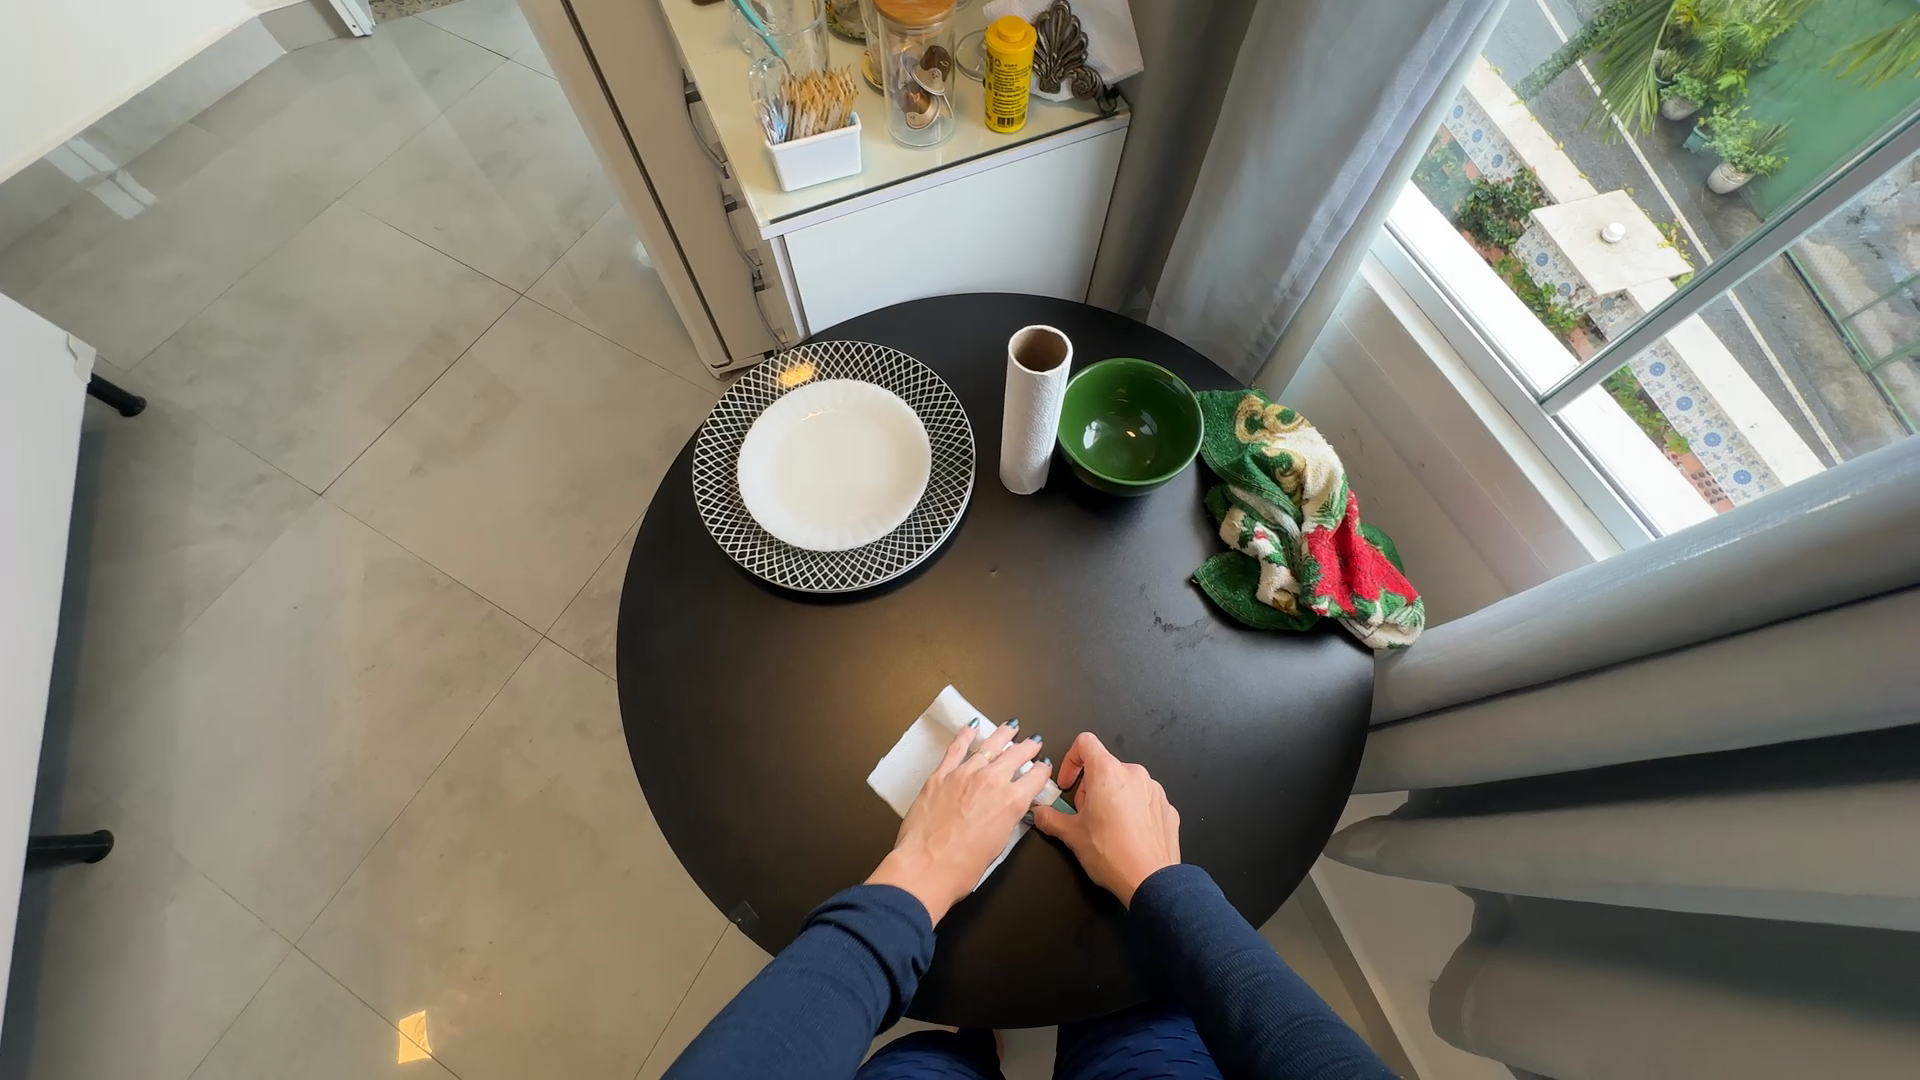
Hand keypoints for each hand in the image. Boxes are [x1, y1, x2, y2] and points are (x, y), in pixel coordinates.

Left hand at [867, 719, 1052, 924]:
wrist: (927, 867)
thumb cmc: (963, 867)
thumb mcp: (999, 845)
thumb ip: (1007, 819)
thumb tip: (1008, 809)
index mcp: (1011, 802)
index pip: (1035, 778)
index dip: (1042, 771)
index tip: (1043, 766)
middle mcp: (991, 781)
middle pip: (1015, 755)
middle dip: (1027, 747)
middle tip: (1033, 742)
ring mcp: (965, 774)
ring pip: (989, 746)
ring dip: (1002, 735)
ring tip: (1010, 726)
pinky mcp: (941, 774)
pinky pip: (956, 748)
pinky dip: (965, 735)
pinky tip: (972, 726)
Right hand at [1030, 733, 1179, 906]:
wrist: (1152, 882)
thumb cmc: (1113, 855)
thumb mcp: (1072, 835)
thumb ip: (1049, 818)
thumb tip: (1038, 813)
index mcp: (1107, 772)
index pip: (1085, 742)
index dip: (1071, 759)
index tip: (1068, 783)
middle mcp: (1133, 774)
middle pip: (1104, 767)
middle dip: (1090, 787)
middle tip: (1084, 815)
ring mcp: (1154, 790)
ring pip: (1124, 783)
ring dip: (1111, 798)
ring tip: (1106, 828)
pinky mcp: (1167, 807)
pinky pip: (1143, 800)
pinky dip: (1132, 810)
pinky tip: (1127, 835)